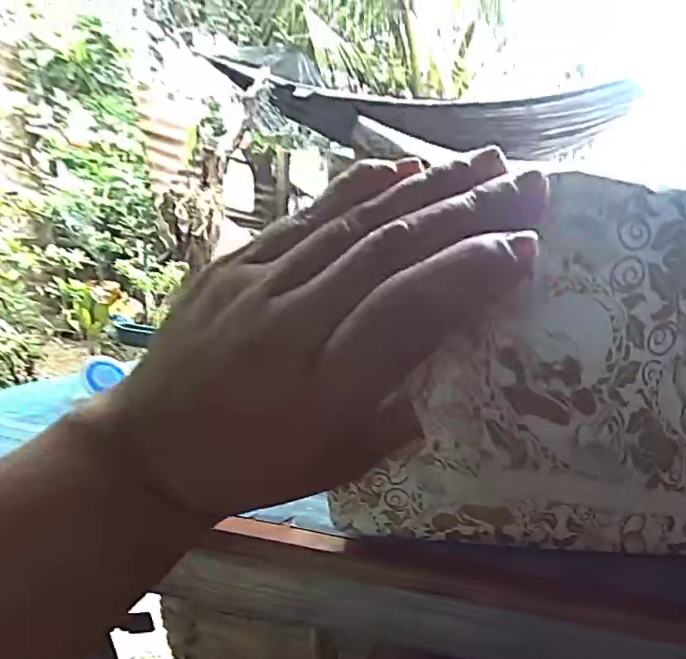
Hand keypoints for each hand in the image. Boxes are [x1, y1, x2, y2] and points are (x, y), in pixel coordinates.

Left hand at [88, 149, 546, 521]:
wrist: (155, 448)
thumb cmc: (258, 468)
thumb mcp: (338, 463)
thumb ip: (401, 417)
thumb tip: (459, 369)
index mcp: (324, 388)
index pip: (407, 309)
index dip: (469, 271)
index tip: (523, 247)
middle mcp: (291, 325)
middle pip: (390, 250)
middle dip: (468, 210)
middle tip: (529, 184)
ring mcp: (255, 286)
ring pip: (355, 223)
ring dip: (428, 187)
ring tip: (486, 163)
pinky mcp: (232, 264)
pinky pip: (307, 218)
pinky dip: (360, 190)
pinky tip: (403, 170)